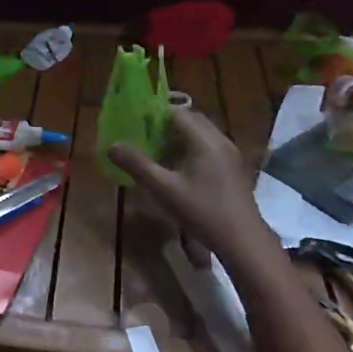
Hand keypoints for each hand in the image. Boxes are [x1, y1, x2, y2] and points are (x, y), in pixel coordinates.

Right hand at [107, 110, 276, 268]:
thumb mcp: (163, 189)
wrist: (240, 237)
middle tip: (143, 134)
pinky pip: (209, 147)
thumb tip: (112, 146)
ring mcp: (230, 154)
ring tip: (156, 150)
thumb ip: (137, 165)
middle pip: (192, 120)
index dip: (156, 114)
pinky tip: (177, 167)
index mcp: (205, 141)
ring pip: (202, 134)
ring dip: (179, 136)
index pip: (179, 114)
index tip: (135, 121)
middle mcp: (221, 141)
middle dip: (167, 124)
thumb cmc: (201, 211)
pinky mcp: (233, 167)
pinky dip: (191, 148)